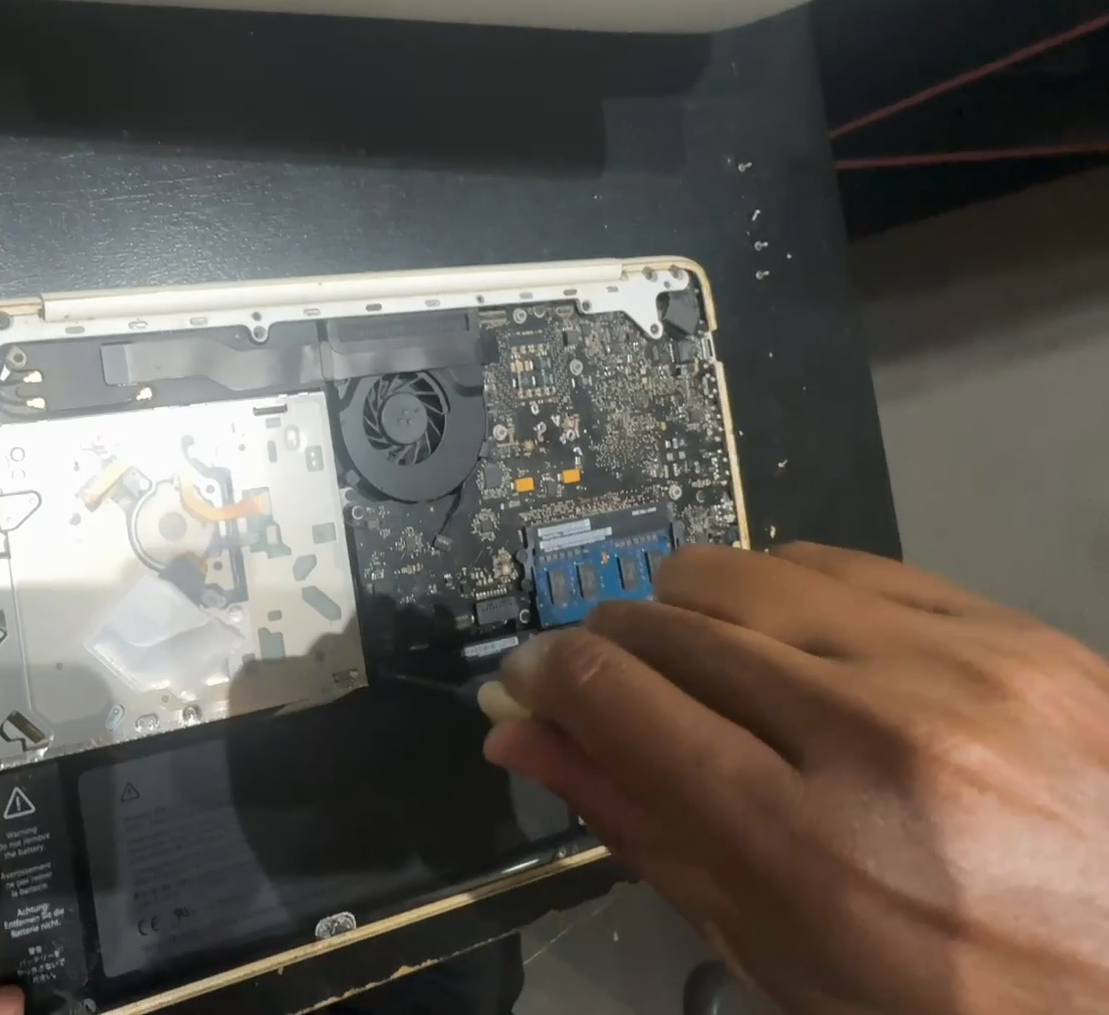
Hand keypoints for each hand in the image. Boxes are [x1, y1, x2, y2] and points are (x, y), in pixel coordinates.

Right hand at [483, 542, 1108, 1013]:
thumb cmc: (953, 1003)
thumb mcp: (768, 949)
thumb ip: (627, 820)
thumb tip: (512, 732)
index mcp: (810, 846)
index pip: (605, 687)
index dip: (538, 673)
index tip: (527, 685)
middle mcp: (878, 733)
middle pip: (651, 622)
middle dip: (605, 655)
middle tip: (624, 701)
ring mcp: (960, 667)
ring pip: (719, 572)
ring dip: (681, 617)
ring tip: (716, 675)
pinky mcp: (1018, 630)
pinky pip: (819, 560)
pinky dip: (772, 599)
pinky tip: (800, 656)